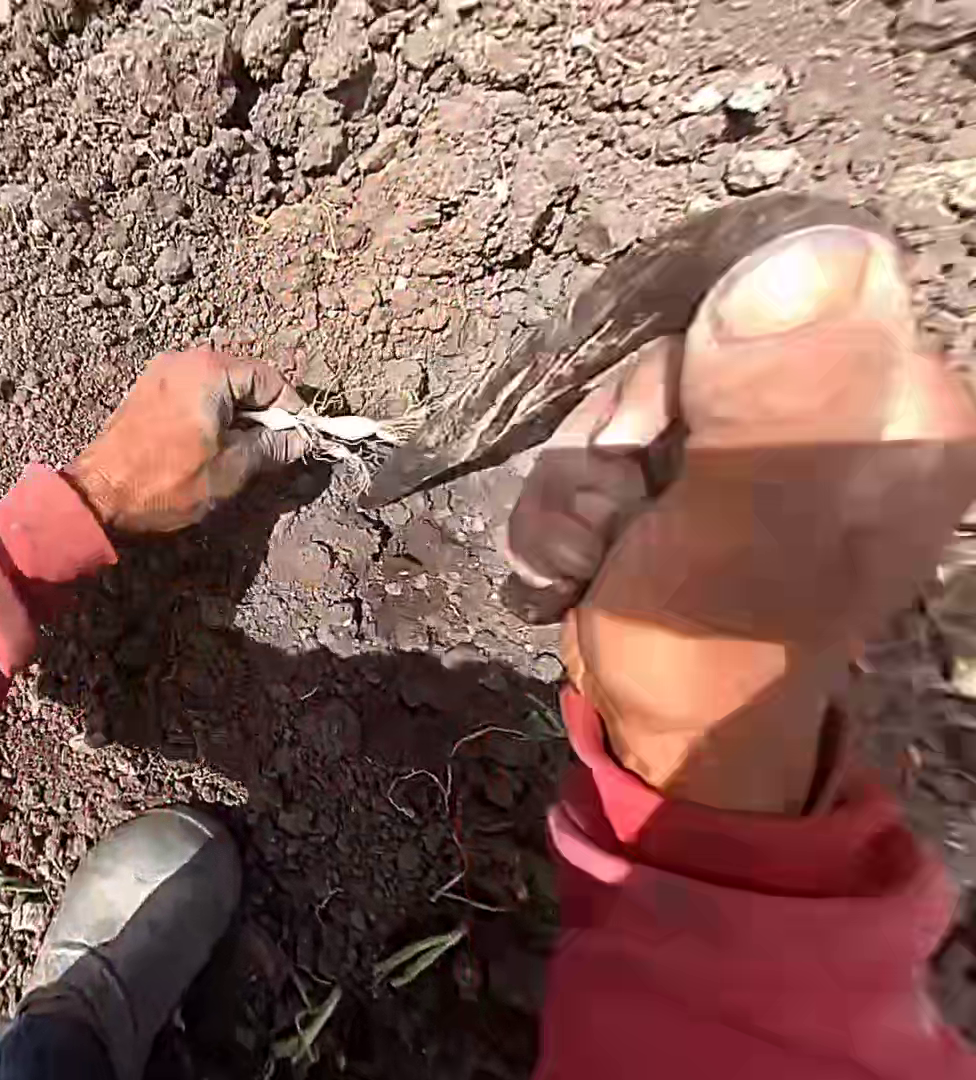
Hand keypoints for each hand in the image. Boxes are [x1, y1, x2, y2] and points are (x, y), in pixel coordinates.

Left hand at [65, 349, 308, 532]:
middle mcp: (181, 361)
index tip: (301, 437)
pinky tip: (211, 446)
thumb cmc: (164, 483)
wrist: (98, 495)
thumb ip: (270, 448)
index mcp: (207, 370)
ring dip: (234, 418)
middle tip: (274, 449)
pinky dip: (207, 416)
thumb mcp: (229, 470)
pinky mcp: (143, 394)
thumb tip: (298, 440)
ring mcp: (157, 375)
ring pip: (214, 390)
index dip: (290, 409)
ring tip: (243, 453)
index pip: (267, 378)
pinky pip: (188, 396)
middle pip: (240, 380)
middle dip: (261, 414)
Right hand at [505, 226, 975, 811]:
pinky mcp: (650, 491)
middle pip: (637, 379)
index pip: (735, 316)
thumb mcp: (747, 525)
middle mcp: (793, 416)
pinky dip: (548, 523)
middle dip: (592, 458)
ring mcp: (712, 458)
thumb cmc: (719, 640)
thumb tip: (801, 249)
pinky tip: (574, 566)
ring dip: (561, 503)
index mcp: (870, 403)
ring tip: (592, 561)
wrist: (660, 718)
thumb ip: (772, 402)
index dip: (656, 386)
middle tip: (619, 524)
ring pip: (584, 430)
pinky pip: (561, 474)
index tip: (646, 461)